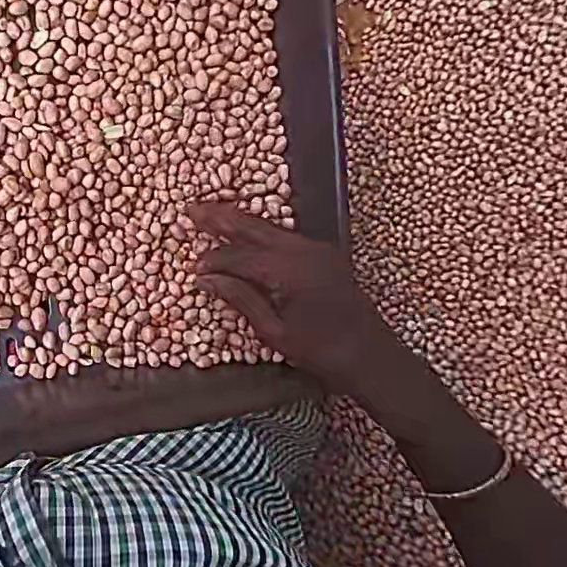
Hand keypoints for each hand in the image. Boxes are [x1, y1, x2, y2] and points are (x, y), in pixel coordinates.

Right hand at [189, 202, 401, 389]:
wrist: (373, 357)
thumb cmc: (322, 352)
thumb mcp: (274, 332)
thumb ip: (241, 299)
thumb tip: (206, 280)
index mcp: (290, 271)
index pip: (240, 257)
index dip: (214, 261)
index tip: (195, 268)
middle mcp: (304, 251)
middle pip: (253, 228)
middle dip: (220, 218)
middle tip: (192, 209)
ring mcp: (317, 249)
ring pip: (269, 228)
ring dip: (239, 221)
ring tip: (211, 213)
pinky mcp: (323, 254)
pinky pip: (283, 236)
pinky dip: (259, 232)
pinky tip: (245, 232)